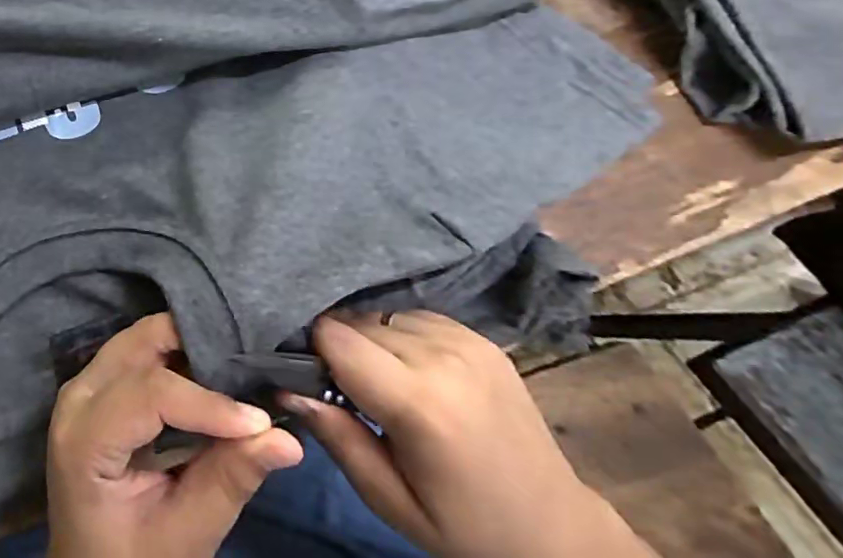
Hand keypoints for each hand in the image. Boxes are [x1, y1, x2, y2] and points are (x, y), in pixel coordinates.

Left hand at [45, 313, 303, 557]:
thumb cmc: (132, 555)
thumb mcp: (185, 532)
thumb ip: (229, 479)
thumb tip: (286, 440)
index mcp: (85, 439)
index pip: (151, 393)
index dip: (208, 401)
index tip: (258, 420)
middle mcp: (78, 395)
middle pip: (143, 342)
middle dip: (198, 344)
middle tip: (248, 366)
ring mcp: (85, 383)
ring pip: (142, 336)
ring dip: (189, 343)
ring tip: (234, 367)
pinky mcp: (98, 382)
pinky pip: (140, 348)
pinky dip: (178, 350)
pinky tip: (211, 370)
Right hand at [281, 312, 656, 557]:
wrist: (555, 528)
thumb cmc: (463, 527)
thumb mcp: (390, 500)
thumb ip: (337, 437)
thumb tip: (287, 385)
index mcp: (421, 402)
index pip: (336, 337)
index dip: (315, 353)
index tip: (316, 381)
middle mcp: (442, 356)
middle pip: (357, 322)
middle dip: (342, 349)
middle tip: (351, 392)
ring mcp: (466, 339)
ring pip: (383, 315)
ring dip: (371, 341)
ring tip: (385, 383)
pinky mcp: (479, 335)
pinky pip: (413, 316)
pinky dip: (400, 336)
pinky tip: (414, 371)